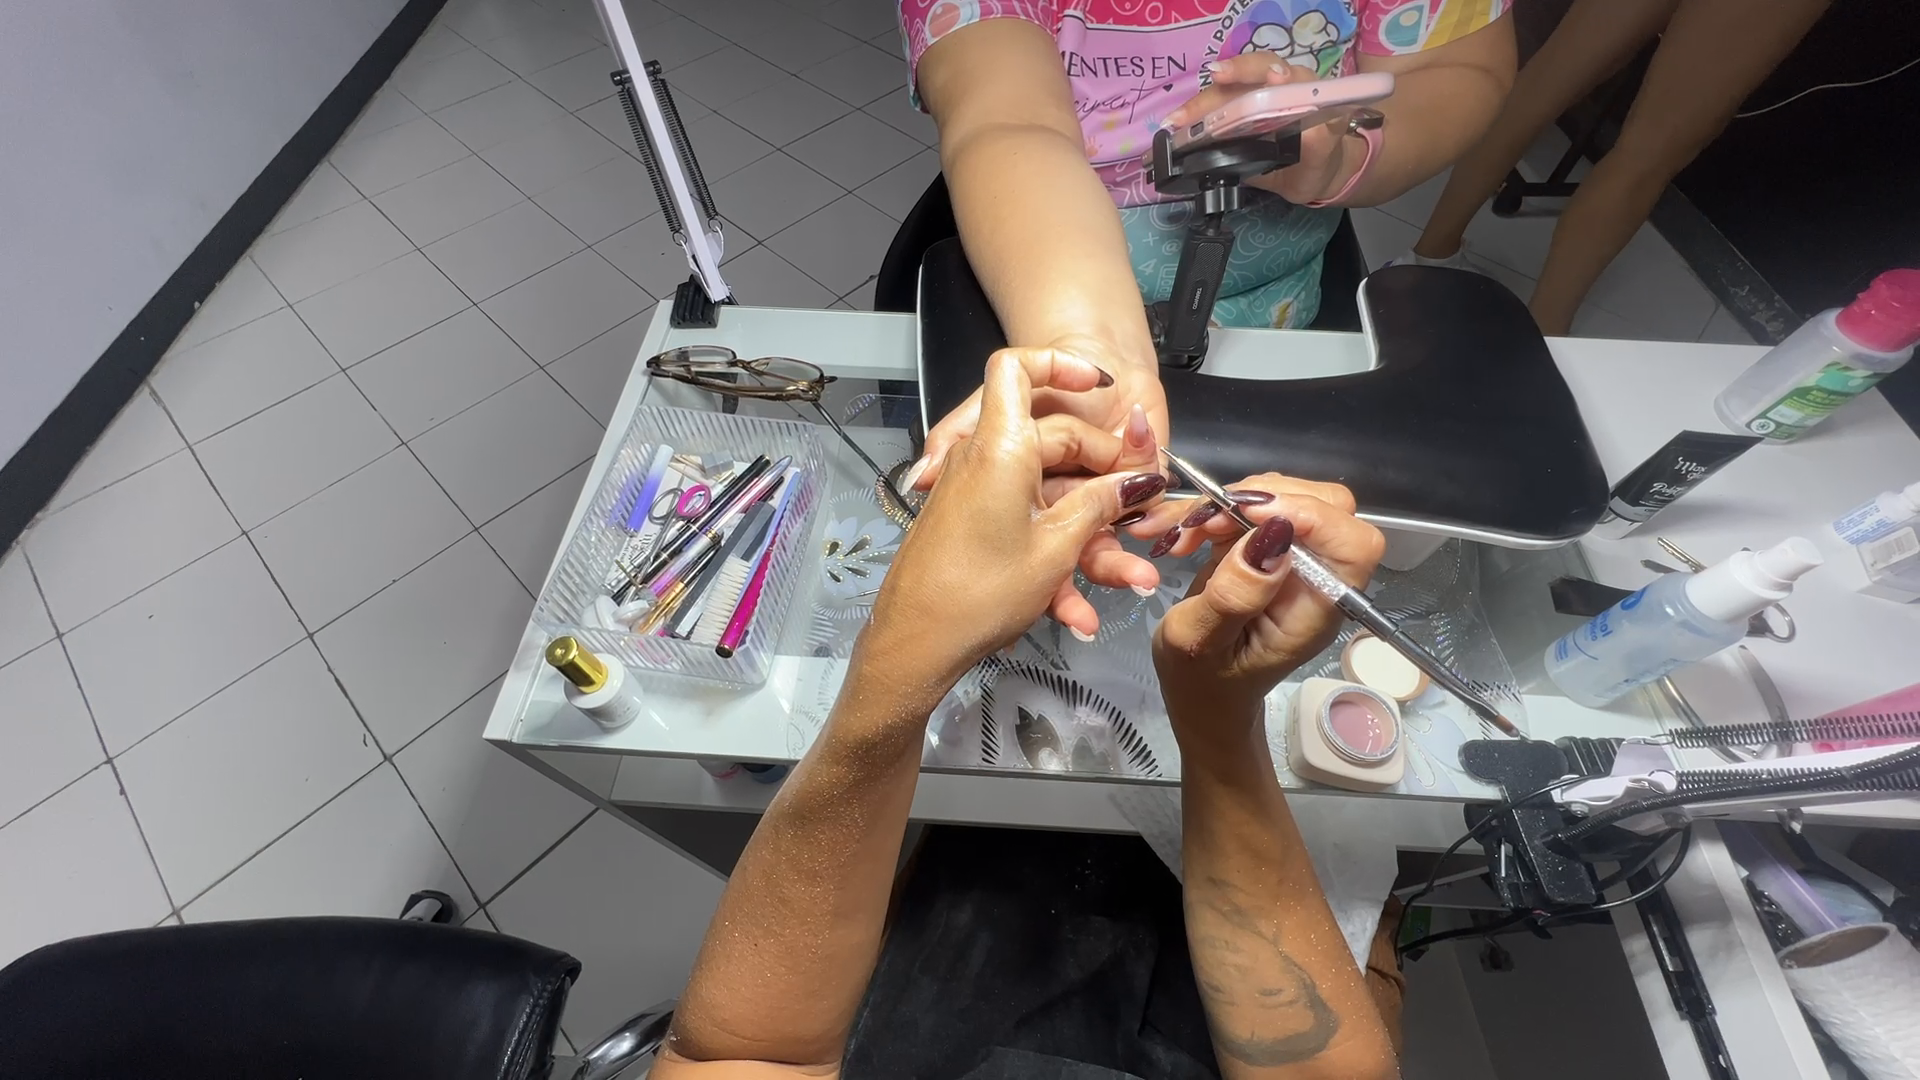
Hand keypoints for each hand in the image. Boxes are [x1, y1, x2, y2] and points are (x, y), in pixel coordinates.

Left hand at [907, 334, 1169, 613]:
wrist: (914, 643)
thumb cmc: (982, 591)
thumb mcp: (1055, 547)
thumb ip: (1099, 505)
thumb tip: (1139, 480)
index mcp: (1001, 446)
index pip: (1017, 370)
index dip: (1059, 366)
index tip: (1100, 388)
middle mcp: (986, 459)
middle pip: (1056, 441)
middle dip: (1107, 476)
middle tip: (1145, 508)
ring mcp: (980, 492)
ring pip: (1048, 496)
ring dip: (1091, 537)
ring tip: (1134, 579)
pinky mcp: (978, 524)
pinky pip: (1026, 523)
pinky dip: (1056, 556)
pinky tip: (1082, 609)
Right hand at [1143, 474, 1385, 751]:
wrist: (1199, 694)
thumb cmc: (1201, 682)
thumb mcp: (1200, 643)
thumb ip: (1234, 595)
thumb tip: (1271, 535)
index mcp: (1316, 608)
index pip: (1352, 544)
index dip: (1309, 515)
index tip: (1246, 514)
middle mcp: (1315, 578)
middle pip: (1326, 506)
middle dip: (1263, 498)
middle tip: (1206, 518)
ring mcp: (1290, 560)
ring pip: (1284, 497)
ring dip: (1227, 502)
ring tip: (1183, 531)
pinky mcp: (1262, 549)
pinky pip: (1249, 509)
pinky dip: (1211, 510)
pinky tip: (1179, 533)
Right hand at [1161, 52, 1354, 205]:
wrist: (1315, 173)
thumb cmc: (1322, 159)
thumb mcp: (1326, 152)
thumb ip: (1320, 139)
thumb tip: (1310, 131)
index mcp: (1297, 88)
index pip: (1271, 71)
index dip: (1249, 73)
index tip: (1225, 78)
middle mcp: (1271, 90)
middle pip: (1237, 84)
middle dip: (1209, 98)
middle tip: (1184, 116)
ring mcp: (1251, 106)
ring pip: (1221, 98)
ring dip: (1195, 110)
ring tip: (1173, 124)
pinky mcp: (1237, 124)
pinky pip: (1215, 118)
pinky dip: (1194, 125)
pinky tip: (1177, 133)